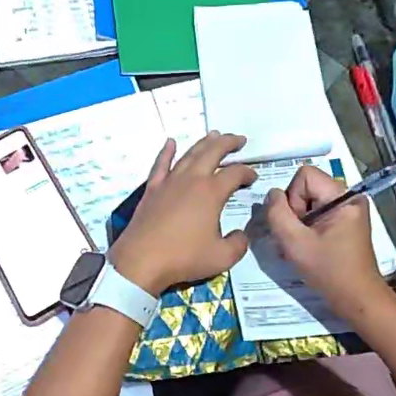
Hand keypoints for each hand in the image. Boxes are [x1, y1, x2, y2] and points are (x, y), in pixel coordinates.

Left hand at [107, 132, 256, 293]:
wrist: (142, 260)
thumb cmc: (184, 257)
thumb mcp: (222, 257)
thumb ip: (238, 243)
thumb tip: (241, 235)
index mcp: (211, 193)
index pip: (234, 174)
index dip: (247, 173)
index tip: (253, 177)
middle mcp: (191, 180)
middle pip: (212, 152)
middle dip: (228, 143)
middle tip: (239, 139)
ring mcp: (169, 182)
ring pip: (189, 154)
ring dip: (204, 143)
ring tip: (214, 135)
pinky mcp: (152, 189)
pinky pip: (161, 164)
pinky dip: (167, 152)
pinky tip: (170, 142)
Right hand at [263, 163, 393, 318]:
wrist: (357, 298)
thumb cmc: (329, 271)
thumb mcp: (294, 243)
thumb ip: (277, 214)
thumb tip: (272, 194)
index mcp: (344, 197)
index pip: (305, 175)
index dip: (293, 198)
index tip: (298, 225)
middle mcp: (349, 197)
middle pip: (307, 187)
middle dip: (295, 211)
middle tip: (298, 239)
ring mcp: (349, 210)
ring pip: (310, 201)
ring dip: (299, 223)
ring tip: (302, 246)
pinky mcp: (346, 223)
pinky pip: (318, 213)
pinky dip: (308, 228)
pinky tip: (308, 248)